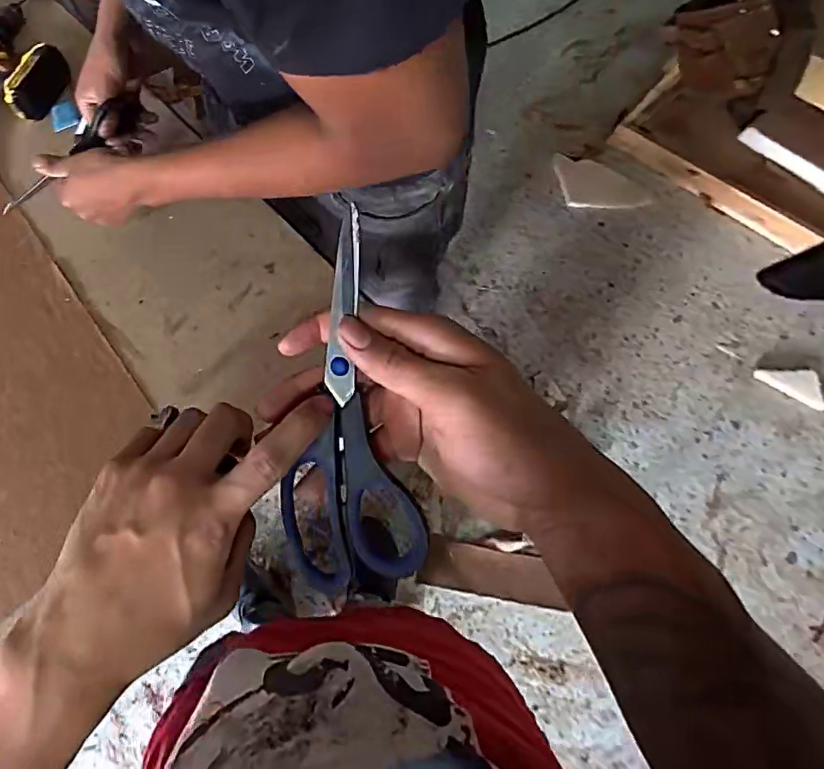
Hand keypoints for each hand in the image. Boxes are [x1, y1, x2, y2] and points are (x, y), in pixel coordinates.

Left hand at [0, 402, 328, 767]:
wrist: (81, 628)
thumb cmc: (157, 622)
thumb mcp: (219, 595)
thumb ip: (241, 539)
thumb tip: (243, 503)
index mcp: (212, 517)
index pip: (268, 459)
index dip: (300, 427)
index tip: (319, 404)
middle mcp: (178, 481)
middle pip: (224, 417)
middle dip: (240, 428)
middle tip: (233, 456)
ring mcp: (141, 468)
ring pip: (188, 419)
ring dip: (202, 437)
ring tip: (192, 470)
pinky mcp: (113, 466)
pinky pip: (153, 431)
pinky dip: (168, 444)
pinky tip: (159, 476)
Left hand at [32, 149, 148, 225]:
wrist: (136, 181)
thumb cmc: (103, 167)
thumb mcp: (75, 161)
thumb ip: (54, 165)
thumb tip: (34, 163)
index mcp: (66, 198)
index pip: (59, 185)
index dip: (68, 172)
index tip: (80, 163)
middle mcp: (79, 213)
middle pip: (76, 196)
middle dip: (83, 186)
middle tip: (97, 170)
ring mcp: (99, 220)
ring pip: (93, 204)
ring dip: (98, 195)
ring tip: (111, 181)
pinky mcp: (117, 222)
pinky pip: (110, 210)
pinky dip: (113, 203)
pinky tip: (121, 191)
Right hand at [75, 11, 142, 153]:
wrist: (121, 35)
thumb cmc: (105, 62)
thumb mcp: (104, 91)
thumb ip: (107, 115)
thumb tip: (107, 138)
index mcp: (86, 105)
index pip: (98, 129)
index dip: (112, 139)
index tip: (127, 147)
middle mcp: (99, 103)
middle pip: (113, 125)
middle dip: (128, 134)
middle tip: (143, 142)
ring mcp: (115, 96)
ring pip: (126, 117)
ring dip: (138, 125)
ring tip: (151, 133)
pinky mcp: (129, 89)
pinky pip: (135, 107)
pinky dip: (142, 113)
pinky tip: (152, 118)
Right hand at [263, 306, 614, 530]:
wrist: (552, 500)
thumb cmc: (509, 437)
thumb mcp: (451, 396)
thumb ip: (396, 363)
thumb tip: (344, 328)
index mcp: (427, 343)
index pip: (364, 323)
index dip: (323, 330)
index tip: (285, 348)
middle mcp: (413, 366)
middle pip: (349, 367)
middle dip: (309, 384)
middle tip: (270, 409)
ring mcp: (409, 403)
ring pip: (352, 404)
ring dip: (320, 420)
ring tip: (284, 441)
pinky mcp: (408, 437)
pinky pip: (366, 437)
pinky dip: (342, 450)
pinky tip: (317, 469)